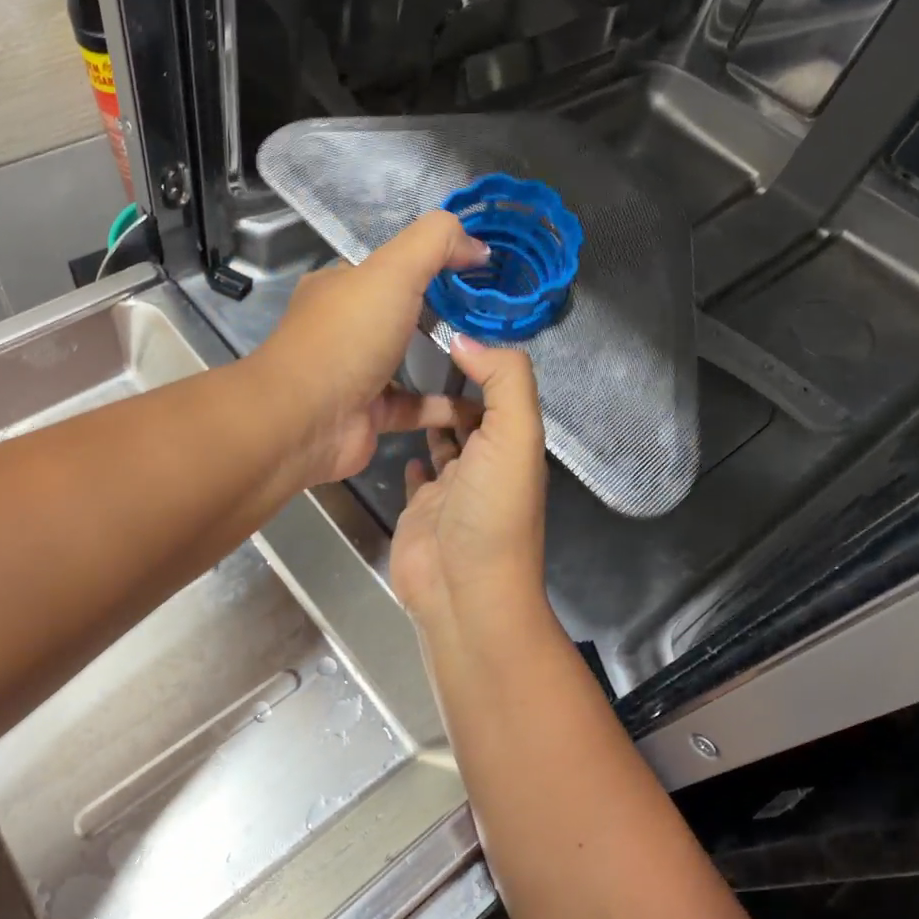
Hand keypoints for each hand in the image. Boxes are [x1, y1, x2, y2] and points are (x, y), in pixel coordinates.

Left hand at [252, 212, 490, 483]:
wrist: (306, 422)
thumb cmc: (346, 338)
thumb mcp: (392, 269)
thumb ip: (436, 243)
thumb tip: (478, 244)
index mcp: (339, 287)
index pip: (387, 265)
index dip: (431, 259)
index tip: (477, 265)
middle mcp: (345, 328)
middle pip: (401, 313)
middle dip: (444, 312)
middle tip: (492, 311)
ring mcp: (356, 374)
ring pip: (410, 361)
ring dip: (447, 359)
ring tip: (496, 351)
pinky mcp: (371, 415)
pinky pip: (417, 406)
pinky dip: (447, 405)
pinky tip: (482, 399)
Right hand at [389, 335, 551, 639]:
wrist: (463, 590)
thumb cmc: (492, 511)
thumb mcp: (515, 434)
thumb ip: (502, 379)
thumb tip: (467, 338)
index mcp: (513, 444)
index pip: (501, 392)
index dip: (481, 362)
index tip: (445, 328)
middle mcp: (485, 464)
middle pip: (472, 417)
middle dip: (455, 389)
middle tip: (414, 353)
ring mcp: (452, 490)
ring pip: (445, 444)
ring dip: (434, 419)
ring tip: (404, 386)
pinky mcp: (421, 511)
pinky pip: (418, 477)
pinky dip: (415, 458)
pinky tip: (403, 442)